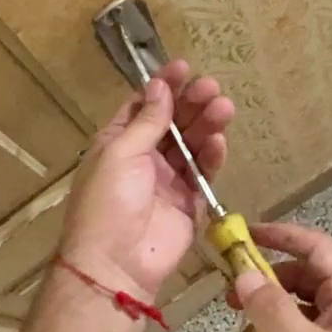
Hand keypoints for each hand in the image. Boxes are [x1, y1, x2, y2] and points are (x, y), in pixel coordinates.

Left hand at [59, 60, 233, 300]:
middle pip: (172, 122)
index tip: (184, 67)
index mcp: (117, 142)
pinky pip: (202, 173)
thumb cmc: (108, 202)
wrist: (116, 263)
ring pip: (190, 144)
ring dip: (205, 124)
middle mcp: (142, 158)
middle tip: (211, 87)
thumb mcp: (120, 153)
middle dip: (191, 103)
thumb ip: (146, 122)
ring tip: (224, 107)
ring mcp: (166, 180)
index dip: (163, 86)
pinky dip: (211, 156)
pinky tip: (218, 140)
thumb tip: (160, 88)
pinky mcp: (188, 202)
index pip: (143, 106)